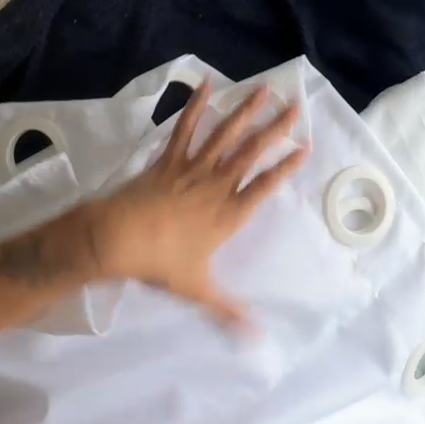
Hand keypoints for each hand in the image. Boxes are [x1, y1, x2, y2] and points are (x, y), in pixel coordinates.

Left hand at [82, 82, 306, 328]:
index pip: (265, 186)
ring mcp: (193, 166)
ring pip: (225, 133)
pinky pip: (186, 126)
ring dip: (245, 109)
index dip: (287, 166)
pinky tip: (207, 84)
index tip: (306, 146)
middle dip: (276, 128)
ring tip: (263, 88)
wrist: (119, 238)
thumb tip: (257, 339)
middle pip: (252, 151)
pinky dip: (196, 104)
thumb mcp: (197, 291)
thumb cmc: (160, 264)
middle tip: (296, 105)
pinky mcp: (169, 157)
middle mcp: (217, 184)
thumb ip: (228, 312)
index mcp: (228, 214)